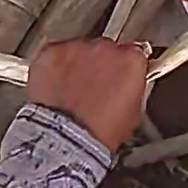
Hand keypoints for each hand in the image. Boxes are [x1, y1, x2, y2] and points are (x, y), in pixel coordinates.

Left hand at [27, 38, 149, 152]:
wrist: (65, 139)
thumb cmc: (99, 132)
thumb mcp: (133, 113)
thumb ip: (133, 88)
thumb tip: (128, 84)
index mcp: (131, 61)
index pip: (134, 53)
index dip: (125, 68)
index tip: (119, 78)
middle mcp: (105, 48)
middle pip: (106, 48)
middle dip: (101, 65)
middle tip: (94, 88)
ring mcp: (77, 48)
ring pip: (80, 50)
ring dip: (78, 65)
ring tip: (72, 90)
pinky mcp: (52, 52)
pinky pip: (56, 54)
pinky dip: (55, 67)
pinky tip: (56, 86)